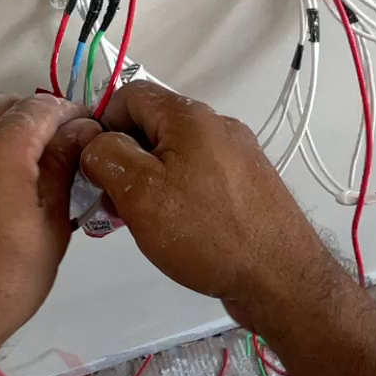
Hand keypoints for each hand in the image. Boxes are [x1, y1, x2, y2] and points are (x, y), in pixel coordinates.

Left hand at [0, 92, 99, 362]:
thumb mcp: (50, 227)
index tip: (87, 127)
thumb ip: (63, 167)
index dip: (70, 112)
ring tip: (30, 165)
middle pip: (6, 106)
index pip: (41, 107)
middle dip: (38, 118)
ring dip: (6, 129)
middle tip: (63, 147)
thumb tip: (80, 130)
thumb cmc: (0, 285)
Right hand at [79, 81, 339, 326]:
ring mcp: (237, 154)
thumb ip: (107, 154)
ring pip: (174, 154)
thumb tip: (95, 139)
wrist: (282, 280)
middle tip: (111, 202)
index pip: (129, 95)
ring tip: (139, 221)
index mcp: (190, 116)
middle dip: (124, 158)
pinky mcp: (248, 183)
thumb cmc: (205, 232)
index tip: (93, 166)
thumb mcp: (140, 192)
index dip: (102, 124)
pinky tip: (174, 228)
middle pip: (152, 126)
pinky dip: (177, 193)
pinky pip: (198, 175)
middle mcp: (217, 125)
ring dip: (148, 180)